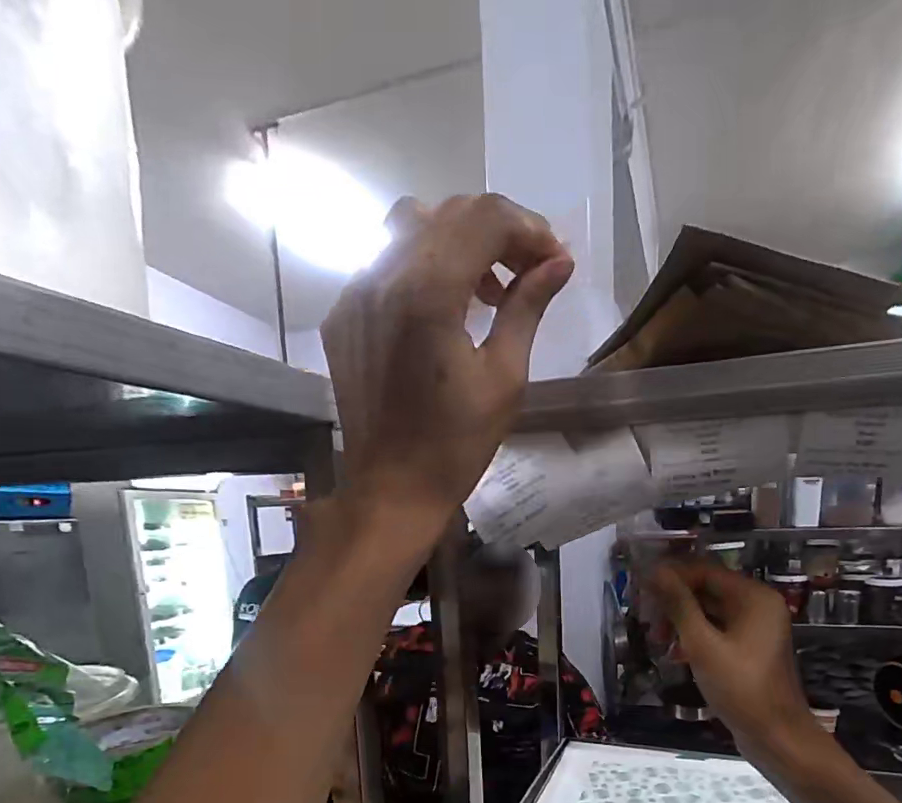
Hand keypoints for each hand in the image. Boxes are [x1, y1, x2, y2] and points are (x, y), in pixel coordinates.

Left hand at [321, 194, 573, 538]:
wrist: (392, 489)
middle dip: (499, 232)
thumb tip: (559, 263)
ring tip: (487, 288)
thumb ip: (528, 308)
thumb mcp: (505, 377)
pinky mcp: (342, 314)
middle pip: (449, 214)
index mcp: (428, 294)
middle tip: (530, 271)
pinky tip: (443, 308)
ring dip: (459, 241)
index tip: (555, 261)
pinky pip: (384, 262)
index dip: (530, 230)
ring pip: (410, 226)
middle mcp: (382, 277)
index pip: (485, 219)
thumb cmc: (457, 444)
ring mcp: (354, 294)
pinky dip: (422, 266)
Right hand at [648, 558, 824, 763]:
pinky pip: (717, 630)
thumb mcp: (702, 644)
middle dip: (674, 602)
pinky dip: (695, 637)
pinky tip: (675, 653)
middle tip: (647, 621)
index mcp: (754, 597)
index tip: (640, 589)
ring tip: (658, 640)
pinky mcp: (749, 648)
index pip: (704, 571)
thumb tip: (654, 571)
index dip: (671, 577)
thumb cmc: (740, 688)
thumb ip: (678, 604)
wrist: (776, 738)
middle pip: (707, 589)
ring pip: (709, 611)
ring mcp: (756, 627)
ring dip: (681, 621)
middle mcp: (758, 605)